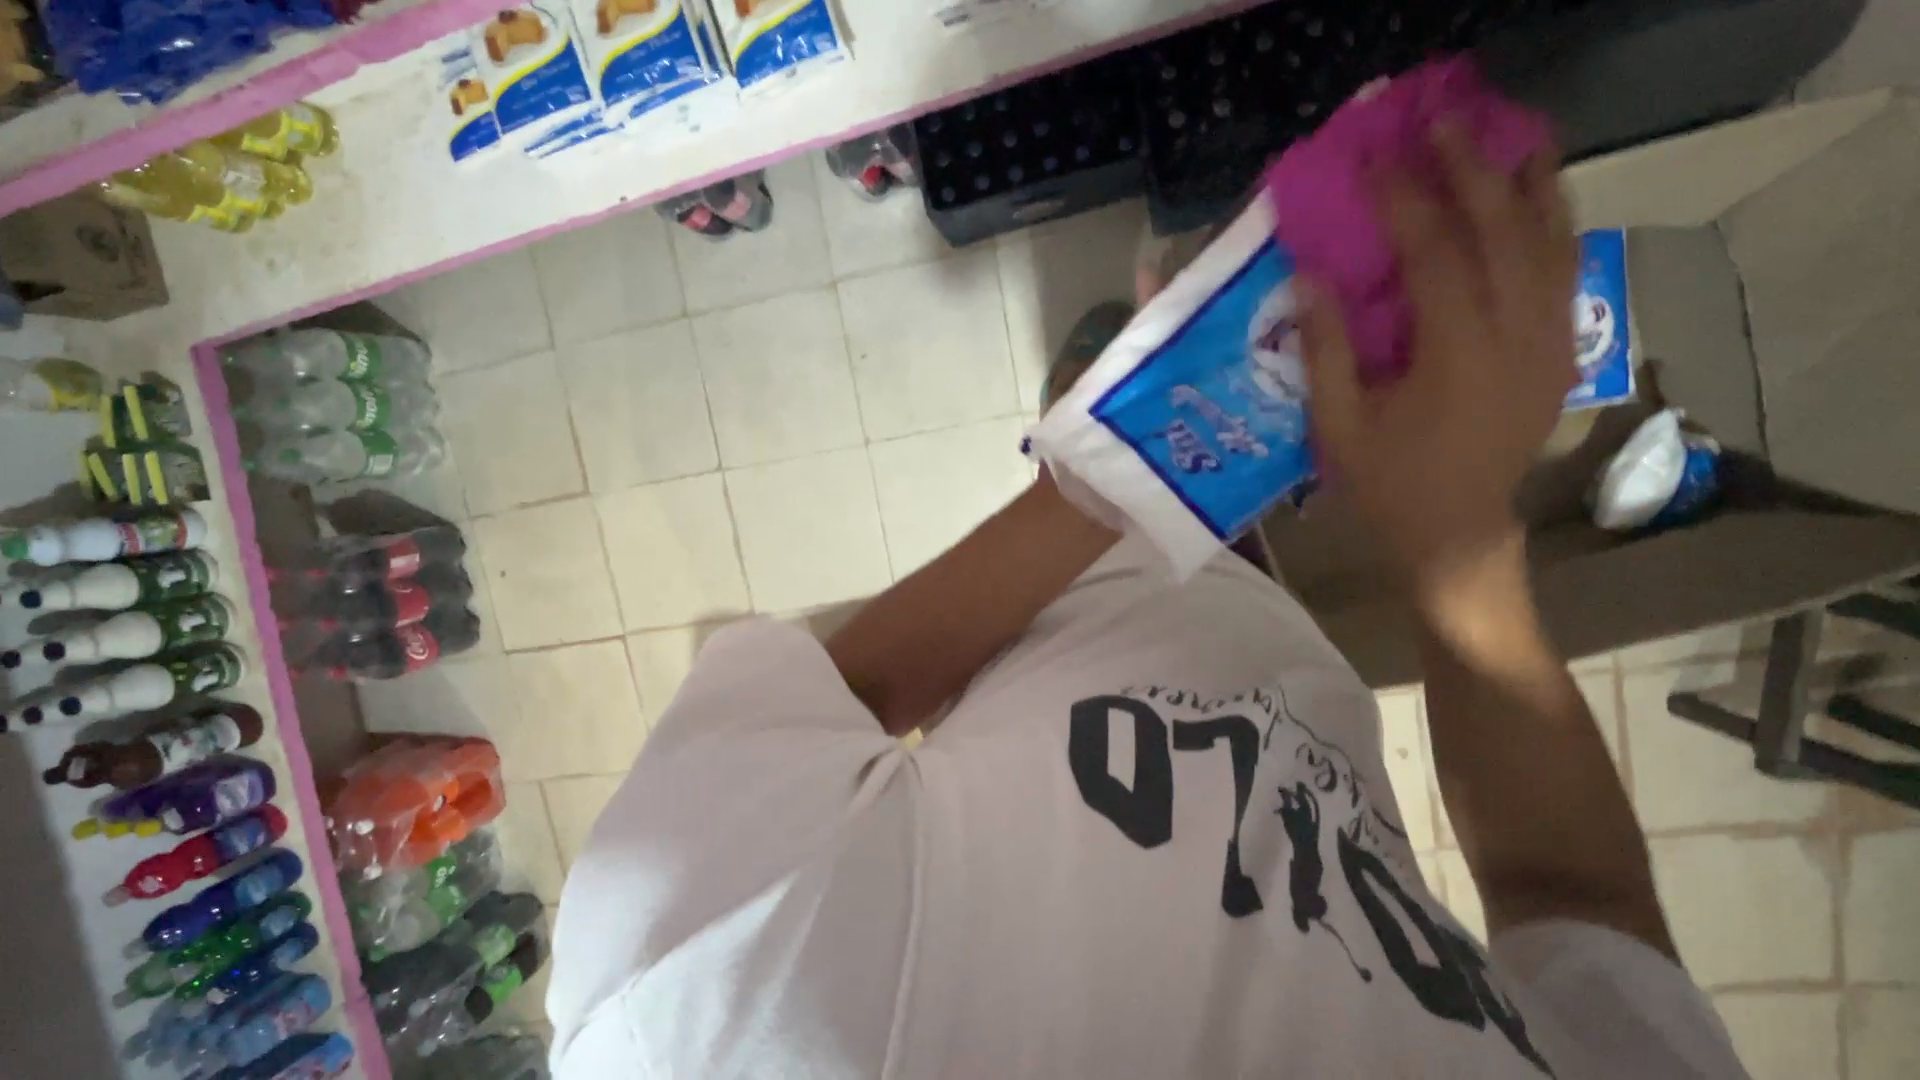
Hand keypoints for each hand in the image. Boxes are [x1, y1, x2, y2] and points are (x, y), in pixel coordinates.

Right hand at [1299, 122, 1577, 610]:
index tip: (1374, 156)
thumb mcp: (1339, 424)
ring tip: (1506, 135)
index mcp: (1456, 355)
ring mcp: (1549, 341)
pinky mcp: (1560, 351)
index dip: (1403, 197)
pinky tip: (1534, 198)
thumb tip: (1309, 276)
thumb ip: (1326, 348)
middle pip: (1502, 228)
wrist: (1458, 534)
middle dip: (1470, 167)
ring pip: (1551, 240)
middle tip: (1440, 121)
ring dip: (1526, 181)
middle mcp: (1516, 335)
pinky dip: (1551, 223)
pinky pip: (1564, 270)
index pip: (1434, 252)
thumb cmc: (1388, 485)